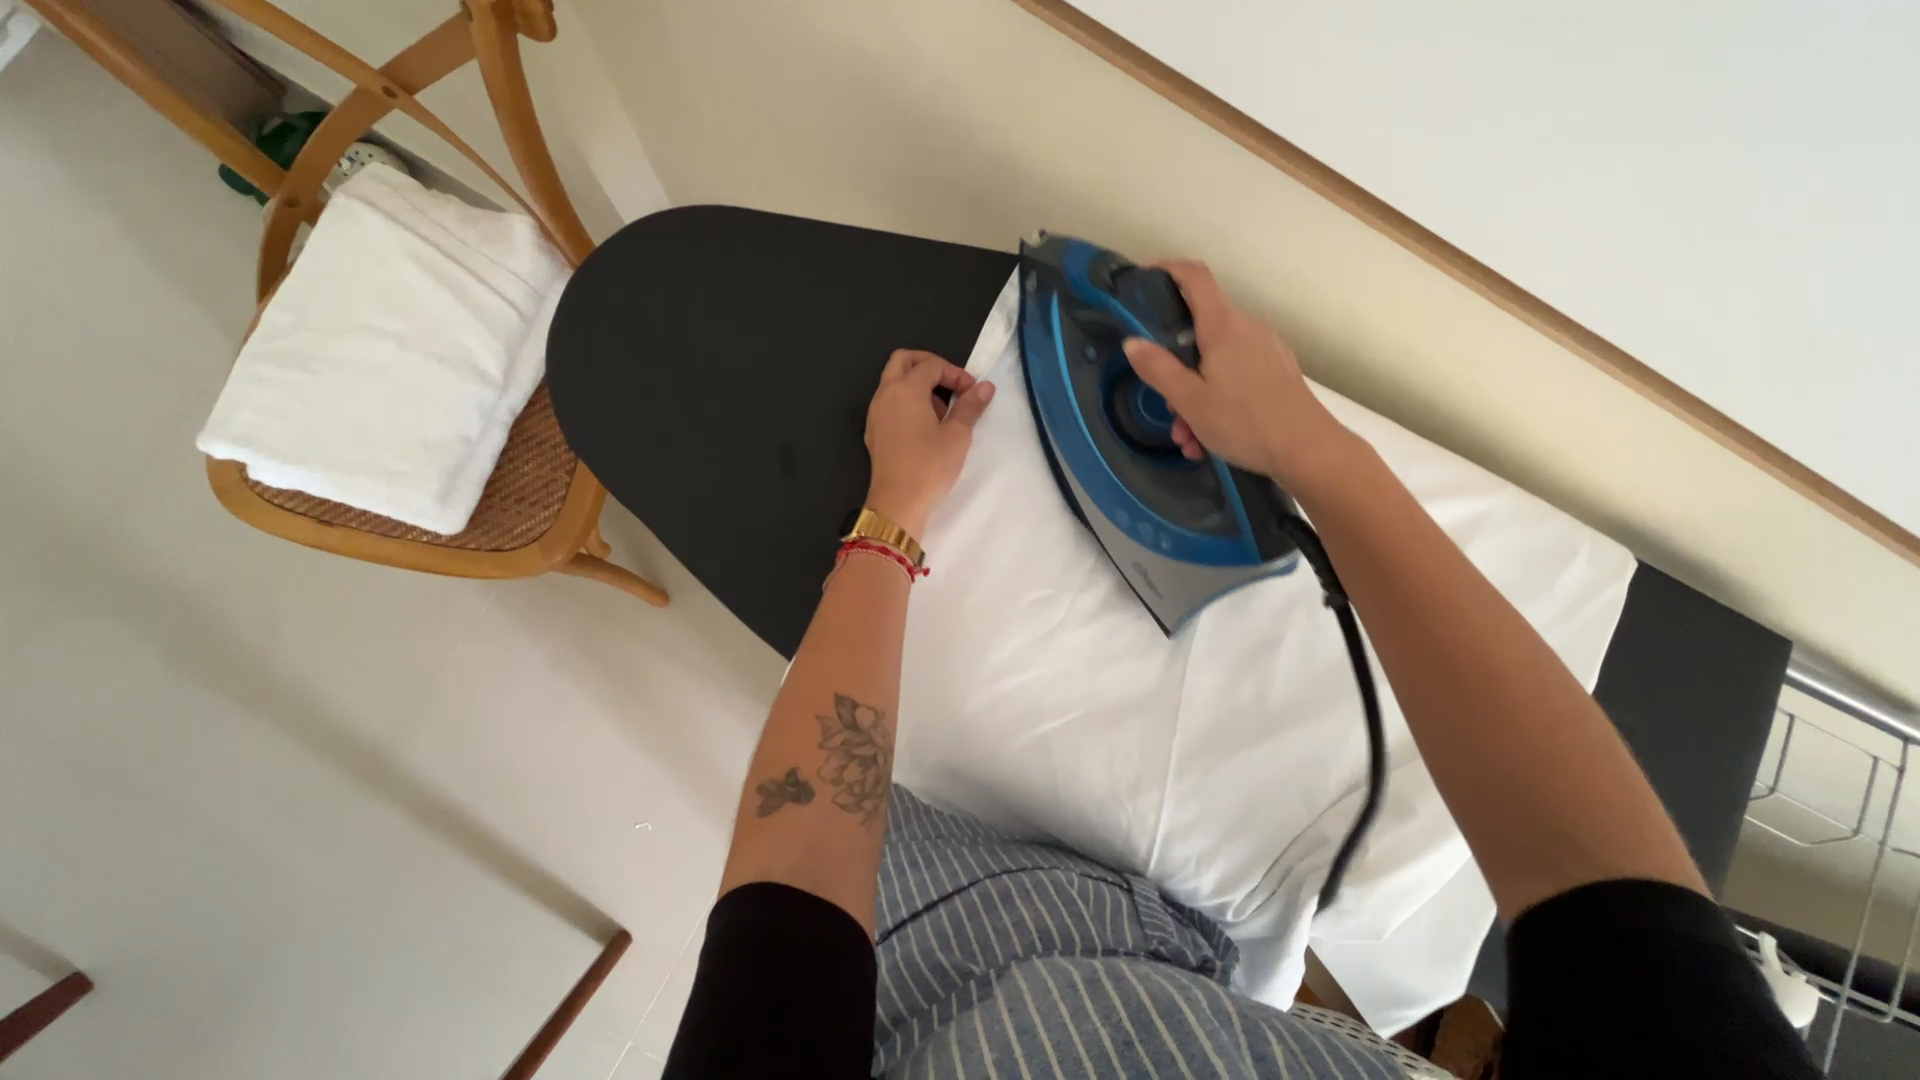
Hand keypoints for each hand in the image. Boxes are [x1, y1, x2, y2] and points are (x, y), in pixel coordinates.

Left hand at [863, 349, 994, 535]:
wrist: (898, 503)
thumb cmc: (930, 466)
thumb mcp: (957, 435)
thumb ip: (970, 406)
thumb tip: (985, 386)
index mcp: (905, 389)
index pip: (932, 366)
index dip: (956, 374)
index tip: (972, 393)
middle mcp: (885, 394)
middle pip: (903, 361)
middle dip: (929, 366)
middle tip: (951, 385)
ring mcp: (875, 413)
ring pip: (894, 382)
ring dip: (917, 384)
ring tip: (941, 411)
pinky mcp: (873, 431)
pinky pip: (889, 402)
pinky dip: (906, 402)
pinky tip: (924, 427)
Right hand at [1121, 260, 1354, 488]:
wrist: (1309, 450)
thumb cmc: (1245, 422)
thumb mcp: (1190, 400)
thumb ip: (1158, 369)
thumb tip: (1133, 343)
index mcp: (1224, 326)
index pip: (1194, 277)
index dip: (1167, 269)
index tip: (1143, 280)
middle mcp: (1248, 328)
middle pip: (1200, 332)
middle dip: (1175, 368)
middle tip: (1165, 406)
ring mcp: (1267, 349)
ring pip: (1216, 363)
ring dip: (1194, 397)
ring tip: (1189, 439)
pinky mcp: (1278, 372)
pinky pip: (1236, 377)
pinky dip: (1216, 401)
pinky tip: (1210, 440)